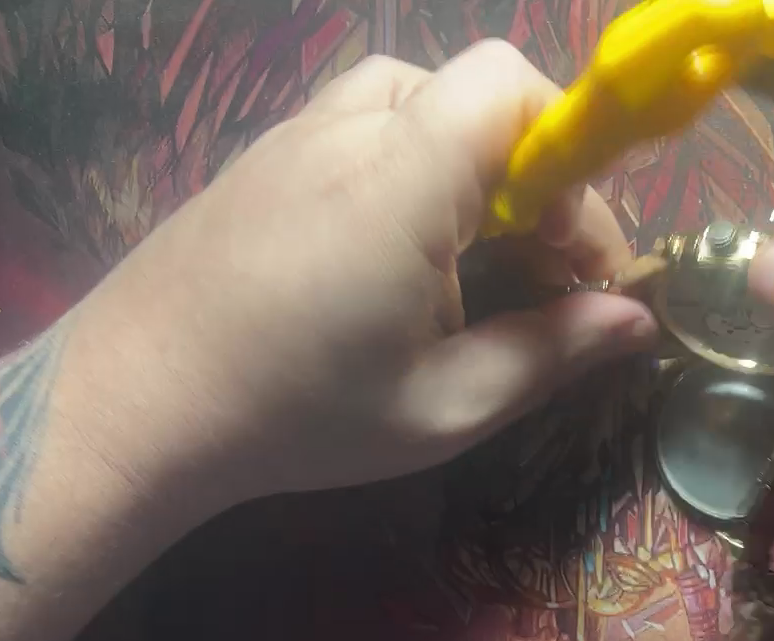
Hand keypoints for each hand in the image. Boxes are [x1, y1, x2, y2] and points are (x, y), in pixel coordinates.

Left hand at [67, 41, 655, 512]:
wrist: (131, 407)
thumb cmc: (303, 416)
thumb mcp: (452, 404)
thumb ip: (555, 352)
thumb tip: (643, 321)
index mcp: (396, 187)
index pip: (511, 91)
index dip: (576, 161)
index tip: (585, 259)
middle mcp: (349, 132)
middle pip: (488, 95)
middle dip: (549, 180)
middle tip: (553, 274)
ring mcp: (303, 132)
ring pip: (436, 101)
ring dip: (494, 169)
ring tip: (496, 255)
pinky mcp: (279, 153)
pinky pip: (385, 121)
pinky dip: (441, 169)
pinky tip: (431, 247)